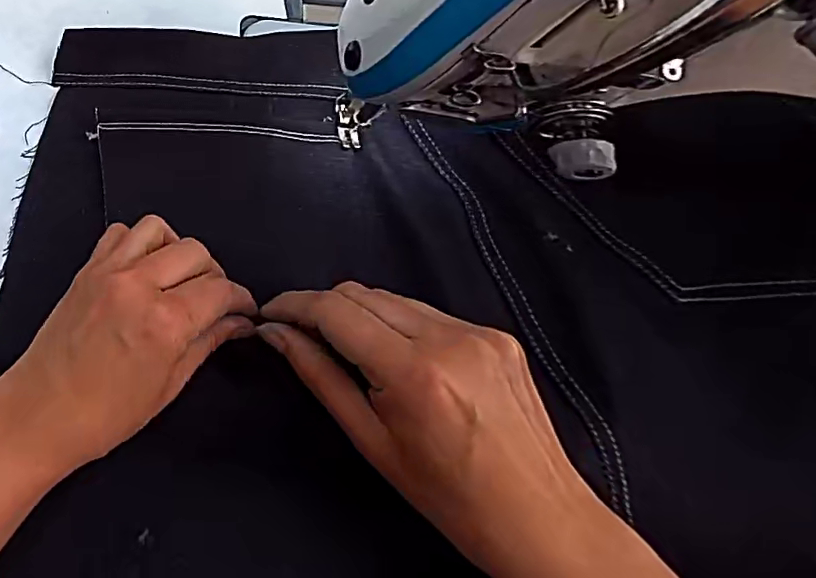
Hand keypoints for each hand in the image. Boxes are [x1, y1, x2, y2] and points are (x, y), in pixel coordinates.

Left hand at [0, 215, 257, 473]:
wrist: (39, 414)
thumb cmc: (105, 415)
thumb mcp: (168, 386)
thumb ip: (207, 343)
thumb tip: (238, 322)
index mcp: (165, 322)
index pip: (220, 289)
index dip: (240, 298)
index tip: (243, 308)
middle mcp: (140, 285)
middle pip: (197, 252)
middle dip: (214, 274)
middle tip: (212, 299)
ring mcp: (110, 270)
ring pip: (160, 229)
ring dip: (177, 249)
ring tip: (176, 278)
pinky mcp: (88, 267)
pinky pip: (121, 232)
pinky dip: (138, 242)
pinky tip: (141, 268)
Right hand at [260, 283, 673, 577]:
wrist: (545, 522)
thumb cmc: (450, 498)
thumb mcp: (372, 442)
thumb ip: (320, 377)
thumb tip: (277, 334)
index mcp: (414, 372)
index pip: (335, 311)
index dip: (294, 304)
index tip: (271, 311)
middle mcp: (447, 337)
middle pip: (361, 293)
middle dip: (324, 307)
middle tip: (303, 333)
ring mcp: (476, 329)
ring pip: (393, 297)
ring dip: (362, 313)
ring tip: (354, 349)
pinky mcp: (496, 331)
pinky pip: (428, 311)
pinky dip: (401, 323)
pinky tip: (403, 357)